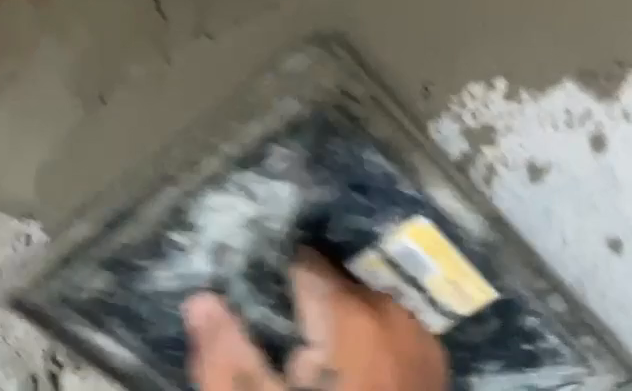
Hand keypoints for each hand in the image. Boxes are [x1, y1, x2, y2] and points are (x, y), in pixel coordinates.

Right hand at [182, 249, 448, 390]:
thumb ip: (227, 357)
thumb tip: (200, 300)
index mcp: (352, 313)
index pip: (302, 262)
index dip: (271, 276)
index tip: (249, 294)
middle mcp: (392, 311)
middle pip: (333, 283)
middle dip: (302, 303)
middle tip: (277, 336)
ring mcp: (420, 337)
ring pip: (362, 304)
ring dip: (334, 321)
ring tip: (308, 357)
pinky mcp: (432, 365)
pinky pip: (388, 329)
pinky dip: (365, 339)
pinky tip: (342, 369)